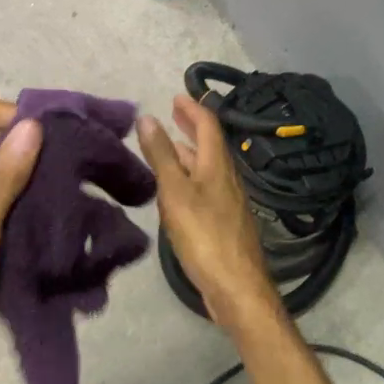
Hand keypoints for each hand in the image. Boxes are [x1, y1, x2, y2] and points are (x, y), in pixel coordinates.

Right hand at [137, 96, 278, 328]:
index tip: (177, 95)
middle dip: (193, 126)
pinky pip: (206, 187)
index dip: (193, 108)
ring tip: (169, 146)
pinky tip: (177, 189)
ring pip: (207, 166)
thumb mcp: (175, 192)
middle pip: (210, 144)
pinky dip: (191, 175)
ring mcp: (228, 201)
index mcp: (217, 165)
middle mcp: (226, 178)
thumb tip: (147, 117)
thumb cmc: (205, 235)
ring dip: (190, 151)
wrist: (237, 288)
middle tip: (175, 113)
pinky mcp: (224, 223)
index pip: (208, 125)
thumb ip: (161, 155)